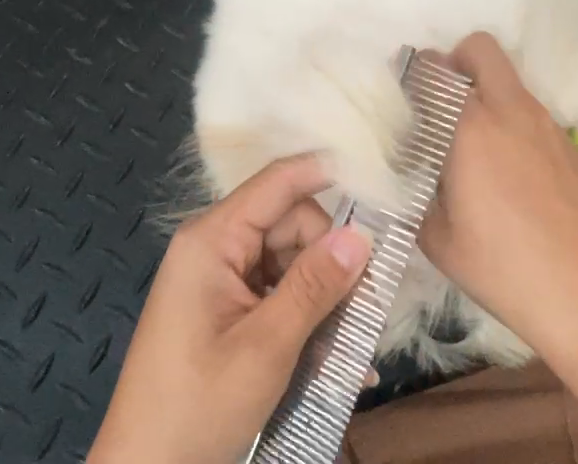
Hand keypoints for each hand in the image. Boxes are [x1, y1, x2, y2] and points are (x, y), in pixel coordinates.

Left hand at [88, 155, 371, 463]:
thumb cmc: (197, 404)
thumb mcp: (265, 348)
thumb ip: (313, 287)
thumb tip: (360, 237)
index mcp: (212, 240)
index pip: (278, 182)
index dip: (327, 173)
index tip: (380, 180)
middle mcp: (215, 248)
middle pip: (291, 227)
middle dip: (329, 260)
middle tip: (364, 306)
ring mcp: (220, 280)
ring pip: (290, 264)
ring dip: (322, 299)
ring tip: (351, 346)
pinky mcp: (226, 311)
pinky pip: (277, 295)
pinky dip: (305, 319)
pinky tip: (332, 359)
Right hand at [423, 34, 577, 463]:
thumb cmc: (507, 270)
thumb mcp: (438, 240)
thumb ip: (413, 192)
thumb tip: (404, 169)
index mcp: (470, 126)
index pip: (431, 71)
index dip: (409, 78)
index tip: (397, 105)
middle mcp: (509, 109)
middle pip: (479, 49)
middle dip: (452, 63)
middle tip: (435, 105)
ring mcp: (545, 124)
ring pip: (506, 78)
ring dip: (481, 90)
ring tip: (464, 142)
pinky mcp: (568, 144)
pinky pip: (527, 108)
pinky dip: (506, 117)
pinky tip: (499, 169)